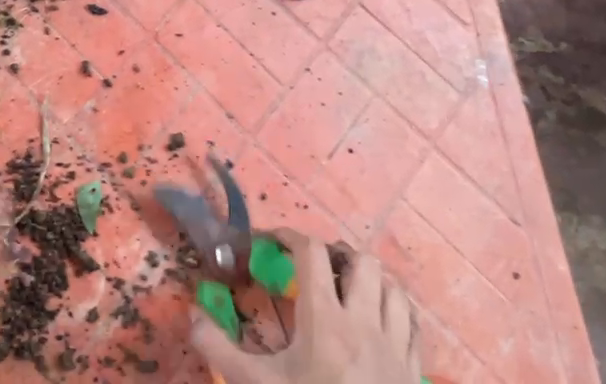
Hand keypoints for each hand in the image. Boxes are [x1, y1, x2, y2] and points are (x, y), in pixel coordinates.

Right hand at [190, 231, 420, 383]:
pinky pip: (413, 324)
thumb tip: (191, 315)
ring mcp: (396, 347)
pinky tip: (379, 319)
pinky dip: (396, 309)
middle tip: (314, 264)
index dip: (289, 236)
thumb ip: (218, 349)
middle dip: (337, 253)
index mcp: (325, 318)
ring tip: (347, 285)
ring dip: (371, 278)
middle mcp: (365, 322)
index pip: (312, 253)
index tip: (269, 241)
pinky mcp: (414, 370)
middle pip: (363, 262)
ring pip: (394, 289)